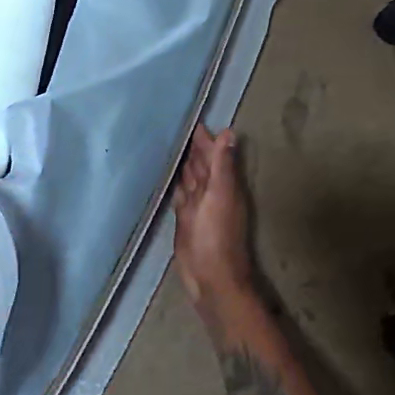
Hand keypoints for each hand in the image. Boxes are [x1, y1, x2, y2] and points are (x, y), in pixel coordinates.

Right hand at [173, 125, 254, 308]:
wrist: (211, 276)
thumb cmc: (216, 235)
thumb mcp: (221, 195)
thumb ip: (223, 165)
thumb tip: (229, 132)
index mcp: (223, 183)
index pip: (212, 153)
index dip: (204, 138)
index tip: (190, 118)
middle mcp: (211, 191)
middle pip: (200, 163)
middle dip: (191, 146)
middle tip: (173, 125)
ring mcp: (197, 206)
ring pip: (190, 177)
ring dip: (182, 162)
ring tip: (167, 144)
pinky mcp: (185, 219)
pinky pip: (180, 194)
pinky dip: (175, 182)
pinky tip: (165, 174)